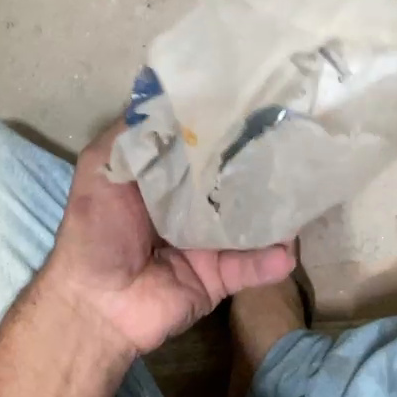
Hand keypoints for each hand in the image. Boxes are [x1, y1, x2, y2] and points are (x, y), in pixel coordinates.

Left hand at [38, 122, 296, 355]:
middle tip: (292, 141)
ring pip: (250, 222)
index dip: (220, 128)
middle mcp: (187, 207)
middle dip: (256, 164)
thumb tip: (165, 94)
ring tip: (303, 190)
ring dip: (275, 210)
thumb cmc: (94, 229)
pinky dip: (271, 259)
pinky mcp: (218, 277)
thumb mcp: (101, 168)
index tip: (251, 103)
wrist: (95, 301)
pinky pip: (252, 267)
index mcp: (161, 180)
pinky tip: (286, 248)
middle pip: (229, 181)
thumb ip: (131, 134)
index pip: (198, 147)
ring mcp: (207, 243)